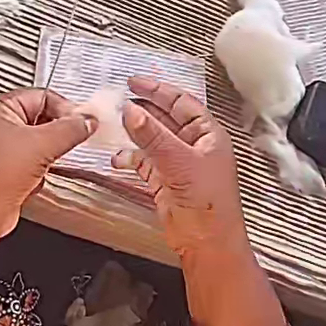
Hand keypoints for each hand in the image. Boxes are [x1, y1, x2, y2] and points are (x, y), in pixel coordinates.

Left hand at [0, 88, 96, 239]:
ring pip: (40, 144)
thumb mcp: (41, 145)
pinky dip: (40, 172)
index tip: (83, 122)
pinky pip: (34, 163)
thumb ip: (70, 129)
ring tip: (43, 165)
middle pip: (43, 119)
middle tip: (69, 142)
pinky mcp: (6, 170)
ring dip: (48, 156)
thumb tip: (87, 121)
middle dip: (58, 135)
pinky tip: (34, 180)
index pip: (43, 96)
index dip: (65, 109)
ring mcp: (0, 148)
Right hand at [109, 76, 250, 262]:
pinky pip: (145, 162)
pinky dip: (131, 158)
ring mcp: (179, 163)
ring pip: (152, 139)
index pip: (182, 102)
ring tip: (115, 124)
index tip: (135, 82)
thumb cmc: (209, 206)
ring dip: (134, 133)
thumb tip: (132, 112)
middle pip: (165, 117)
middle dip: (143, 108)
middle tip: (119, 99)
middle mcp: (194, 146)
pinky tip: (119, 158)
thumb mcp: (179, 163)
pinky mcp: (166, 181)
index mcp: (208, 134)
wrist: (206, 244)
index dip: (158, 90)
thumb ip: (153, 136)